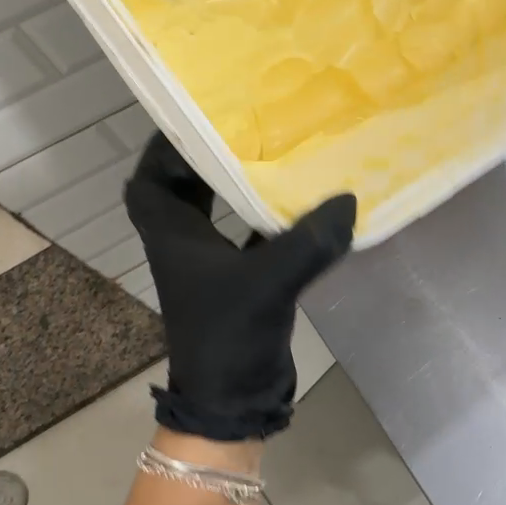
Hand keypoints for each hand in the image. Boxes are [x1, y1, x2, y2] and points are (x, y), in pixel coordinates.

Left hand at [126, 134, 355, 440]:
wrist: (234, 398)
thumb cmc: (230, 336)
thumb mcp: (267, 283)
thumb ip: (307, 241)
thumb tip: (348, 200)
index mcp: (170, 229)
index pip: (157, 167)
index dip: (174, 136)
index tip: (210, 106)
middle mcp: (186, 238)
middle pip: (192, 182)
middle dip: (218, 152)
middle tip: (256, 121)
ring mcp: (215, 262)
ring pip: (227, 208)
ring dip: (250, 184)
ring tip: (286, 150)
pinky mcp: (244, 280)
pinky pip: (257, 236)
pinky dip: (277, 220)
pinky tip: (310, 205)